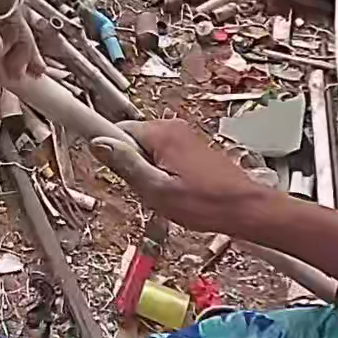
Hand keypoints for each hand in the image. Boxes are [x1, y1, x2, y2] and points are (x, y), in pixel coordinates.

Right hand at [88, 119, 281, 233]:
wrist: (247, 209)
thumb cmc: (206, 204)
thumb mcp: (157, 190)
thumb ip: (126, 165)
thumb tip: (99, 143)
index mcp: (162, 133)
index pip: (117, 129)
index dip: (105, 146)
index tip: (90, 152)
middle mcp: (172, 127)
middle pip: (131, 140)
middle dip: (130, 165)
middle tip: (144, 190)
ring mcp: (183, 136)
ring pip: (146, 150)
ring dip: (146, 171)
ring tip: (163, 194)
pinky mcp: (191, 147)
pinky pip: (161, 154)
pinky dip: (160, 171)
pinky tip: (174, 191)